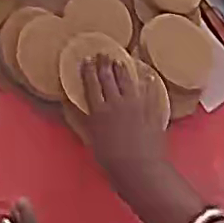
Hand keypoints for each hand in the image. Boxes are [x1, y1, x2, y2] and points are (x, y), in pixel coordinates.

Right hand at [82, 57, 167, 184]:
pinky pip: (149, 91)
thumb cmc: (111, 161)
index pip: (91, 84)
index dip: (88, 70)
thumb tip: (73, 107)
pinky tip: (147, 74)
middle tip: (102, 53)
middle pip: (108, 77)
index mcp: (99, 111)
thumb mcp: (92, 141)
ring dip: (122, 68)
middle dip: (104, 63)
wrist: (140, 170)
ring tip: (119, 59)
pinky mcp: (150, 109)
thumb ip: (84, 121)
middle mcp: (116, 102)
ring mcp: (135, 104)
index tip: (87, 59)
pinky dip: (148, 82)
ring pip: (127, 80)